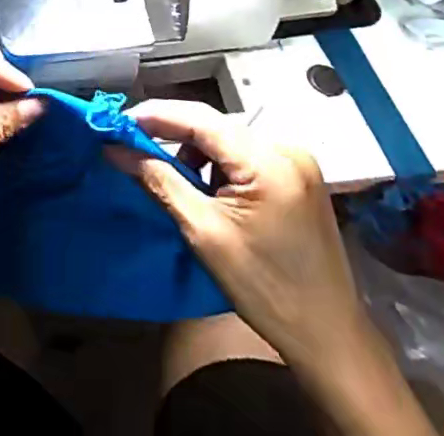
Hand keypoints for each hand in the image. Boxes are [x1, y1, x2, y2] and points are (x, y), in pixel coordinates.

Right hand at [108, 100, 364, 367]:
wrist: (326, 329)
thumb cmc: (265, 289)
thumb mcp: (204, 234)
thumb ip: (161, 182)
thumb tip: (117, 151)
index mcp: (268, 160)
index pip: (202, 119)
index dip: (157, 115)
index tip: (118, 123)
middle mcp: (286, 146)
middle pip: (217, 125)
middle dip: (173, 134)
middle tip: (131, 148)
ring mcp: (296, 158)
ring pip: (230, 138)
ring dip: (197, 152)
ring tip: (173, 179)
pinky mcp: (298, 172)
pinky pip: (248, 153)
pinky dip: (220, 164)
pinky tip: (207, 188)